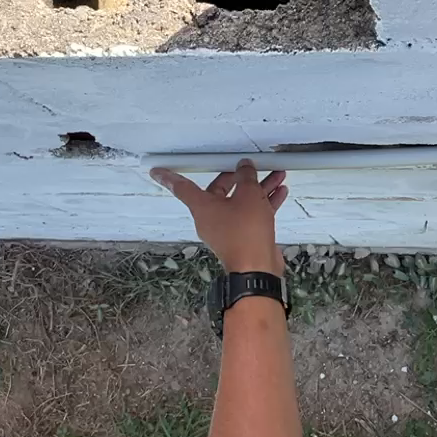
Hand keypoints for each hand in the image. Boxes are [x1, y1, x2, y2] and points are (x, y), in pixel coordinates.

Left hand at [151, 159, 289, 275]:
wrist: (257, 268)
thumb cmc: (246, 233)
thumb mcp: (249, 195)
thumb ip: (246, 177)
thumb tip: (245, 168)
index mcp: (203, 207)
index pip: (182, 187)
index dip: (170, 177)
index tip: (157, 171)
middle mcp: (211, 218)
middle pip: (220, 190)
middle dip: (238, 177)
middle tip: (249, 168)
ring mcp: (227, 229)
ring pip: (240, 202)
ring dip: (258, 189)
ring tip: (275, 176)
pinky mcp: (242, 237)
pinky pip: (251, 214)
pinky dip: (263, 203)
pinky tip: (279, 193)